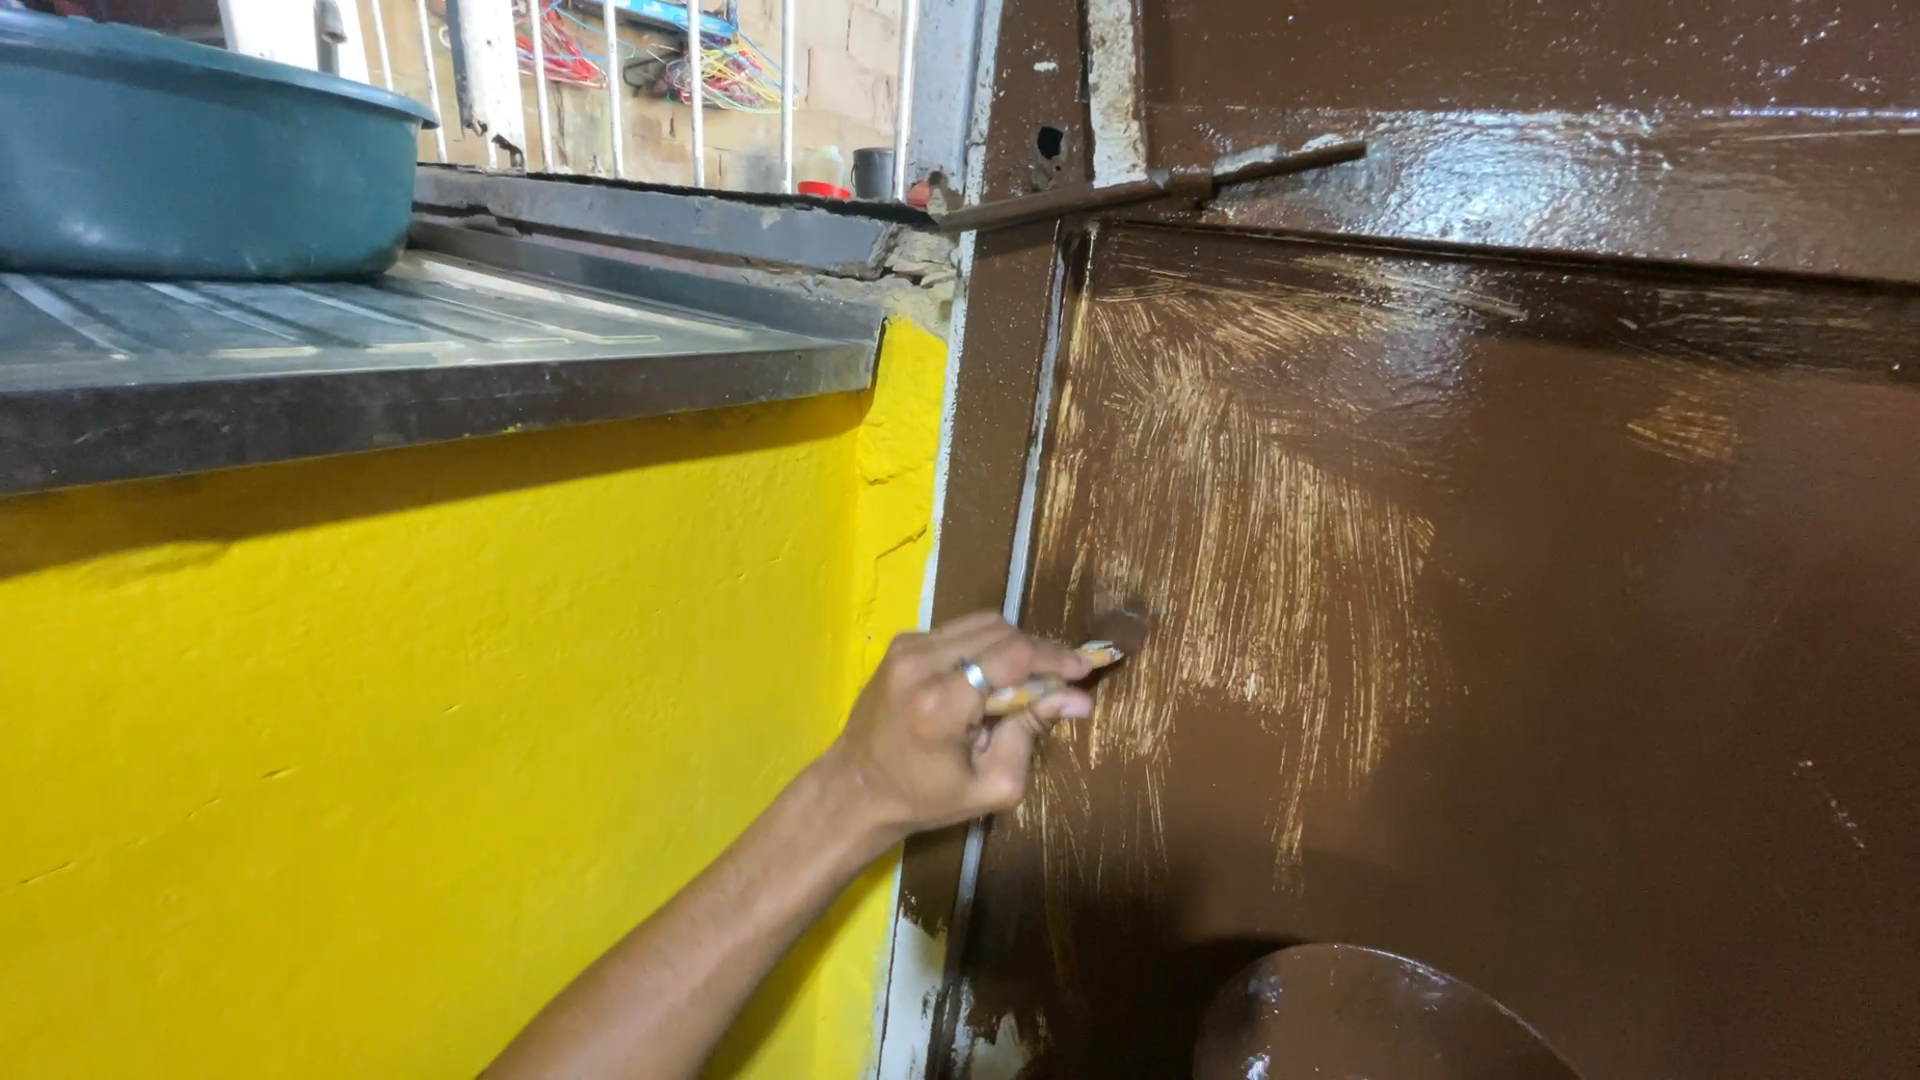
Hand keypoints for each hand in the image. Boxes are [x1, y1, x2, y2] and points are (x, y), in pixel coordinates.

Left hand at [823, 612, 1095, 838]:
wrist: (855, 787)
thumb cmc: (925, 798)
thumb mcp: (991, 784)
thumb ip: (1032, 733)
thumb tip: (1078, 698)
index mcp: (940, 704)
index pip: (1011, 656)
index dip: (1053, 657)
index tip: (1084, 667)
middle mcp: (920, 662)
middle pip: (1000, 631)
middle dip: (1037, 651)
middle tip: (1059, 679)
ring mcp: (906, 647)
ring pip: (981, 623)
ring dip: (1012, 645)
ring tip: (1027, 679)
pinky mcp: (902, 643)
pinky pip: (959, 630)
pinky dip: (984, 646)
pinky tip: (988, 677)